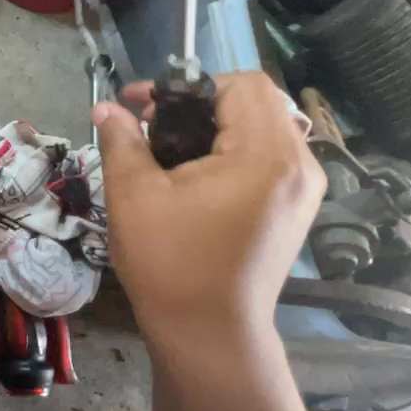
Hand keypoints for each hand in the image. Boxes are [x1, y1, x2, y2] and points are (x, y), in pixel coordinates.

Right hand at [94, 71, 323, 345]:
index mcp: (265, 155)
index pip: (244, 85)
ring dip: (213, 128)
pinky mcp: (295, 209)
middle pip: (258, 105)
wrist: (206, 326)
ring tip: (164, 153)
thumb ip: (122, 142)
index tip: (141, 104)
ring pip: (263, 130)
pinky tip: (191, 178)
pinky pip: (267, 159)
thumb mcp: (132, 195)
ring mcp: (303, 189)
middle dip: (197, 105)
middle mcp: (299, 165)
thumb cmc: (167, 258)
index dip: (189, 83)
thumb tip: (106, 109)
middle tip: (147, 128)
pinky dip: (230, 152)